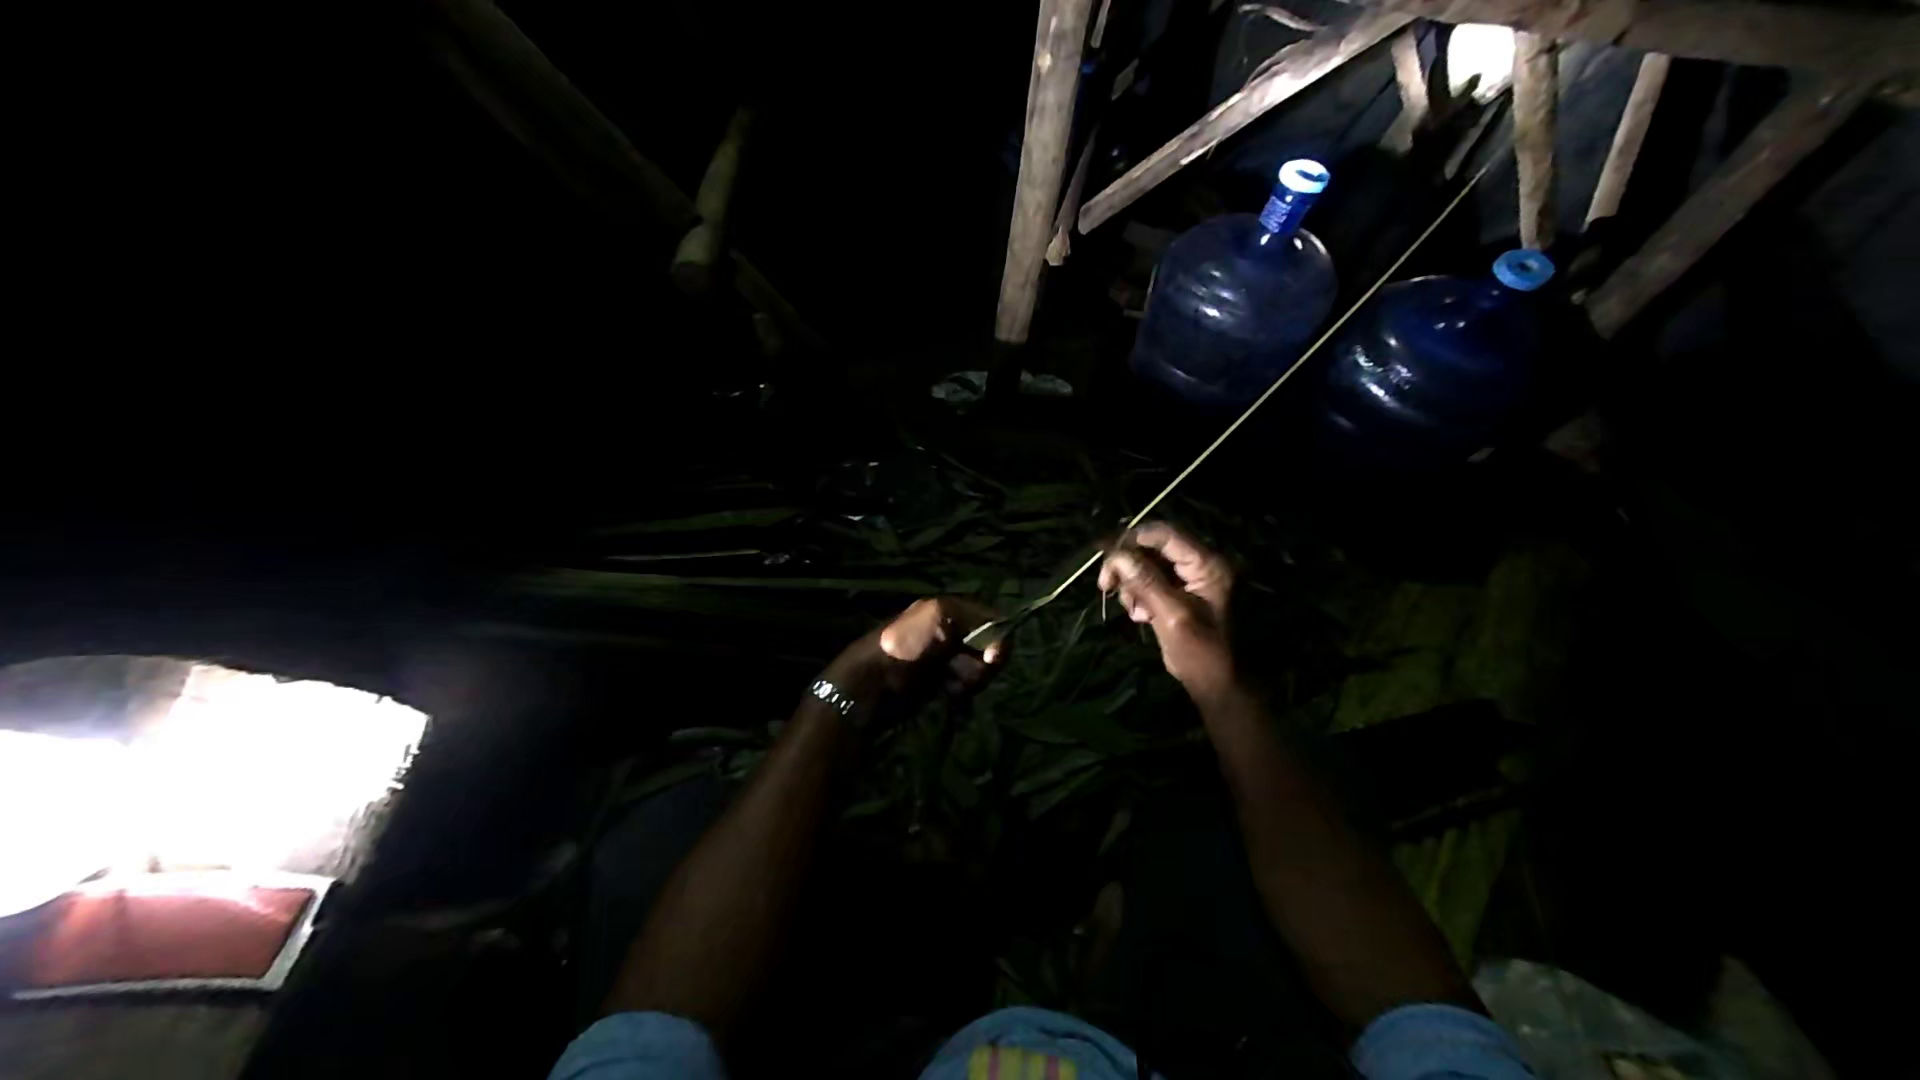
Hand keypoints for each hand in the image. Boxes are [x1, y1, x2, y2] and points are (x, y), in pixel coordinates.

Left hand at [818, 597, 1005, 725]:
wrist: (872, 686)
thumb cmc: (905, 644)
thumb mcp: (940, 615)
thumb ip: (976, 618)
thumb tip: (999, 644)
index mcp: (948, 610)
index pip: (992, 619)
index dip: (998, 636)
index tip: (993, 656)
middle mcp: (949, 632)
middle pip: (989, 647)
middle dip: (983, 662)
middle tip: (963, 673)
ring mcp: (945, 661)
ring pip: (979, 671)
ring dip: (972, 680)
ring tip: (951, 687)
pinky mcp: (940, 687)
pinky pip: (966, 689)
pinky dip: (962, 694)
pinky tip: (948, 697)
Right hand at [1098, 521, 1236, 699]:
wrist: (1214, 682)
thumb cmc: (1200, 651)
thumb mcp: (1171, 616)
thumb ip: (1146, 582)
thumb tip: (1117, 556)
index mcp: (1206, 564)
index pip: (1165, 535)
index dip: (1132, 540)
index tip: (1105, 557)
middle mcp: (1198, 564)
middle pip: (1152, 547)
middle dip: (1126, 564)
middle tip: (1105, 584)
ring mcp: (1188, 578)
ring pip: (1146, 563)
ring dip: (1130, 582)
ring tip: (1132, 609)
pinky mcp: (1177, 591)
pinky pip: (1148, 580)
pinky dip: (1137, 593)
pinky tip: (1139, 614)